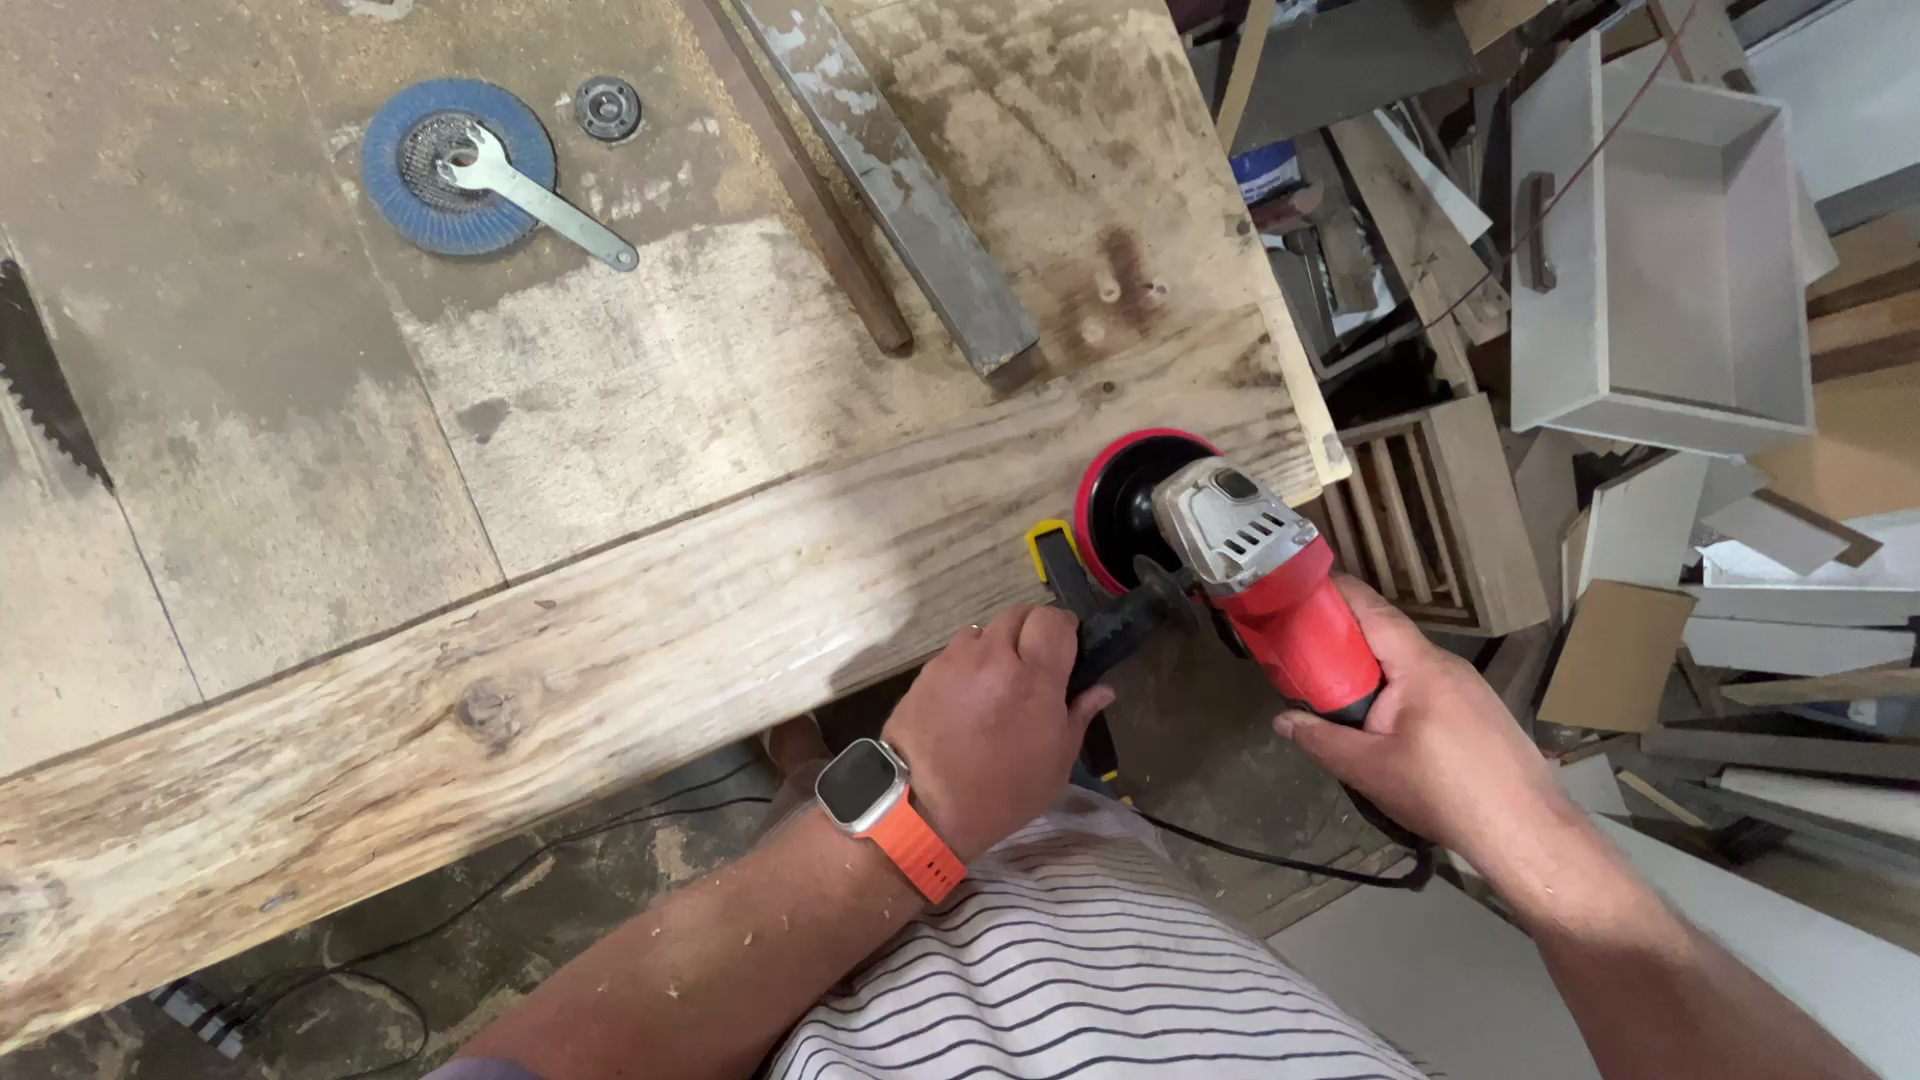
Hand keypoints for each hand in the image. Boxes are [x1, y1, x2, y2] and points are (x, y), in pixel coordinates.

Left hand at [882, 605, 1115, 861]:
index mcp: (1034, 678)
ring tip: (999, 681)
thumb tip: (1102, 688)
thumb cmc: (1000, 794)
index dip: (1065, 628)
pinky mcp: (928, 668)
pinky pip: (958, 650)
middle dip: (1033, 631)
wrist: (921, 807)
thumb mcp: (1055, 764)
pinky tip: (969, 695)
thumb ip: (1079, 716)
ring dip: (999, 645)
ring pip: (987, 629)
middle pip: (1020, 614)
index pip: (1054, 619)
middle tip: (1036, 665)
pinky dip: (971, 662)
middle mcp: (994, 656)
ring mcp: (956, 658)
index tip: (1067, 648)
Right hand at [1272, 575, 1577, 864]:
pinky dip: (1392, 688)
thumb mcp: (1369, 770)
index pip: (1375, 611)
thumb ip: (1320, 739)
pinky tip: (1378, 721)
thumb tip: (1282, 720)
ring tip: (1331, 687)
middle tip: (1300, 648)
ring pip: (1405, 665)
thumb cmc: (1446, 793)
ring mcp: (1468, 688)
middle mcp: (1447, 667)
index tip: (1301, 587)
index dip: (1338, 592)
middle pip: (1387, 637)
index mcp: (1422, 668)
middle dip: (1342, 637)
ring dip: (1367, 668)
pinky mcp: (1479, 712)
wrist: (1530, 836)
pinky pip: (1424, 686)